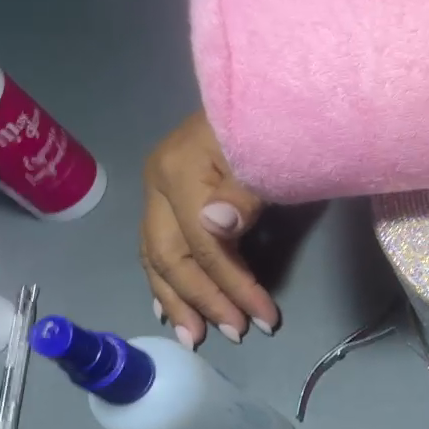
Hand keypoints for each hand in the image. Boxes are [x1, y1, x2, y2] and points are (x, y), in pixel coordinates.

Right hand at [140, 112, 279, 347]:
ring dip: (177, 300)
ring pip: (157, 256)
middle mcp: (159, 182)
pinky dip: (166, 280)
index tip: (264, 319)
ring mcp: (160, 189)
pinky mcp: (170, 196)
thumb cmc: (271, 124)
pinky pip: (160, 246)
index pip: (201, 246)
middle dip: (201, 301)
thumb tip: (215, 226)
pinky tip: (168, 307)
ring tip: (193, 336)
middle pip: (169, 256)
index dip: (232, 286)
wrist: (266, 92)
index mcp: (179, 173)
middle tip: (233, 335)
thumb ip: (242, 192)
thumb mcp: (265, 156)